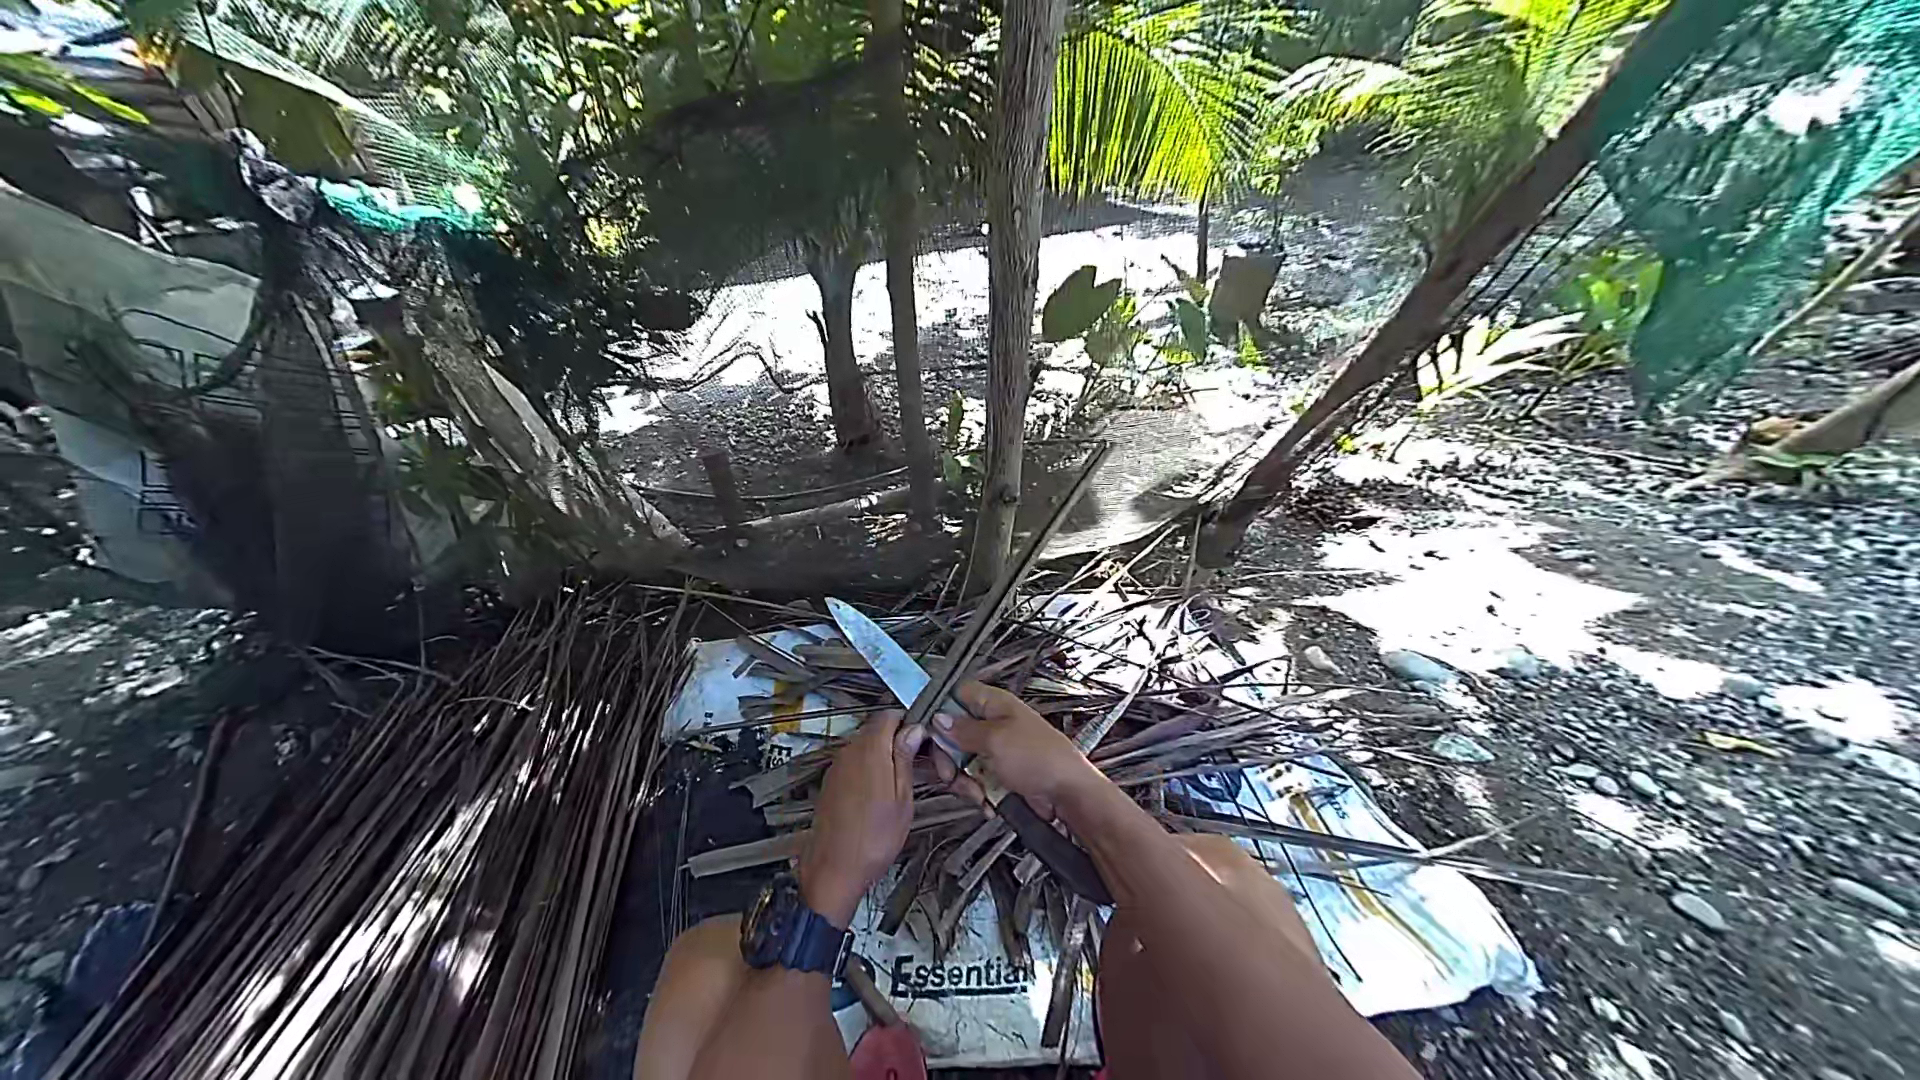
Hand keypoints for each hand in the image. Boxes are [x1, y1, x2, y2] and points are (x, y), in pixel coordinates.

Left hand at [798, 709, 924, 926]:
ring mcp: (838, 767)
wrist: (834, 871)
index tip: (923, 740)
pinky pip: (855, 763)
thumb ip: (905, 758)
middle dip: (899, 741)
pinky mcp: (831, 782)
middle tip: (920, 764)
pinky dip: (870, 769)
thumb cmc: (873, 839)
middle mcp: (849, 752)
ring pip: (866, 746)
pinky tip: (881, 793)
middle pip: (877, 729)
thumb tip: (913, 729)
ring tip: (902, 782)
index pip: (889, 715)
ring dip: (885, 756)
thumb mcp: (902, 798)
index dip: (909, 722)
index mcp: (870, 750)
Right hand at [931, 682, 1105, 812]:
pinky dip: (977, 792)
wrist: (1068, 796)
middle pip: (954, 733)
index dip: (941, 712)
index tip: (931, 733)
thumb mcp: (995, 740)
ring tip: (977, 791)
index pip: (956, 695)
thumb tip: (939, 719)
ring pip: (962, 760)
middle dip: (949, 757)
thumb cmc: (1043, 759)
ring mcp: (997, 749)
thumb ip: (963, 730)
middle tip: (952, 770)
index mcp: (995, 704)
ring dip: (964, 780)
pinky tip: (987, 800)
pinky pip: (975, 779)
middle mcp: (995, 723)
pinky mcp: (1000, 773)